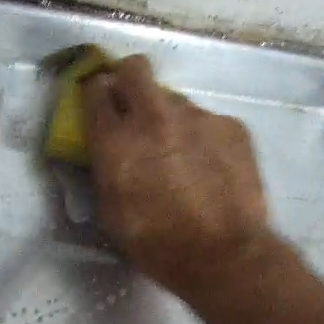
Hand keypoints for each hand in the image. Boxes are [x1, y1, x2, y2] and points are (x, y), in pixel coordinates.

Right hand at [83, 55, 276, 292]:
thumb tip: (107, 152)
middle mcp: (154, 118)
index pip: (95, 92)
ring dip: (165, 118)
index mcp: (116, 144)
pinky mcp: (230, 125)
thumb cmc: (156, 246)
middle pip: (135, 69)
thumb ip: (106, 173)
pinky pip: (205, 122)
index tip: (95, 101)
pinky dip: (198, 139)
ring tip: (174, 156)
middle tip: (127, 101)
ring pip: (172, 101)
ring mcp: (197, 117)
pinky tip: (205, 169)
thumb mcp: (112, 215)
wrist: (221, 254)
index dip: (93, 93)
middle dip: (126, 78)